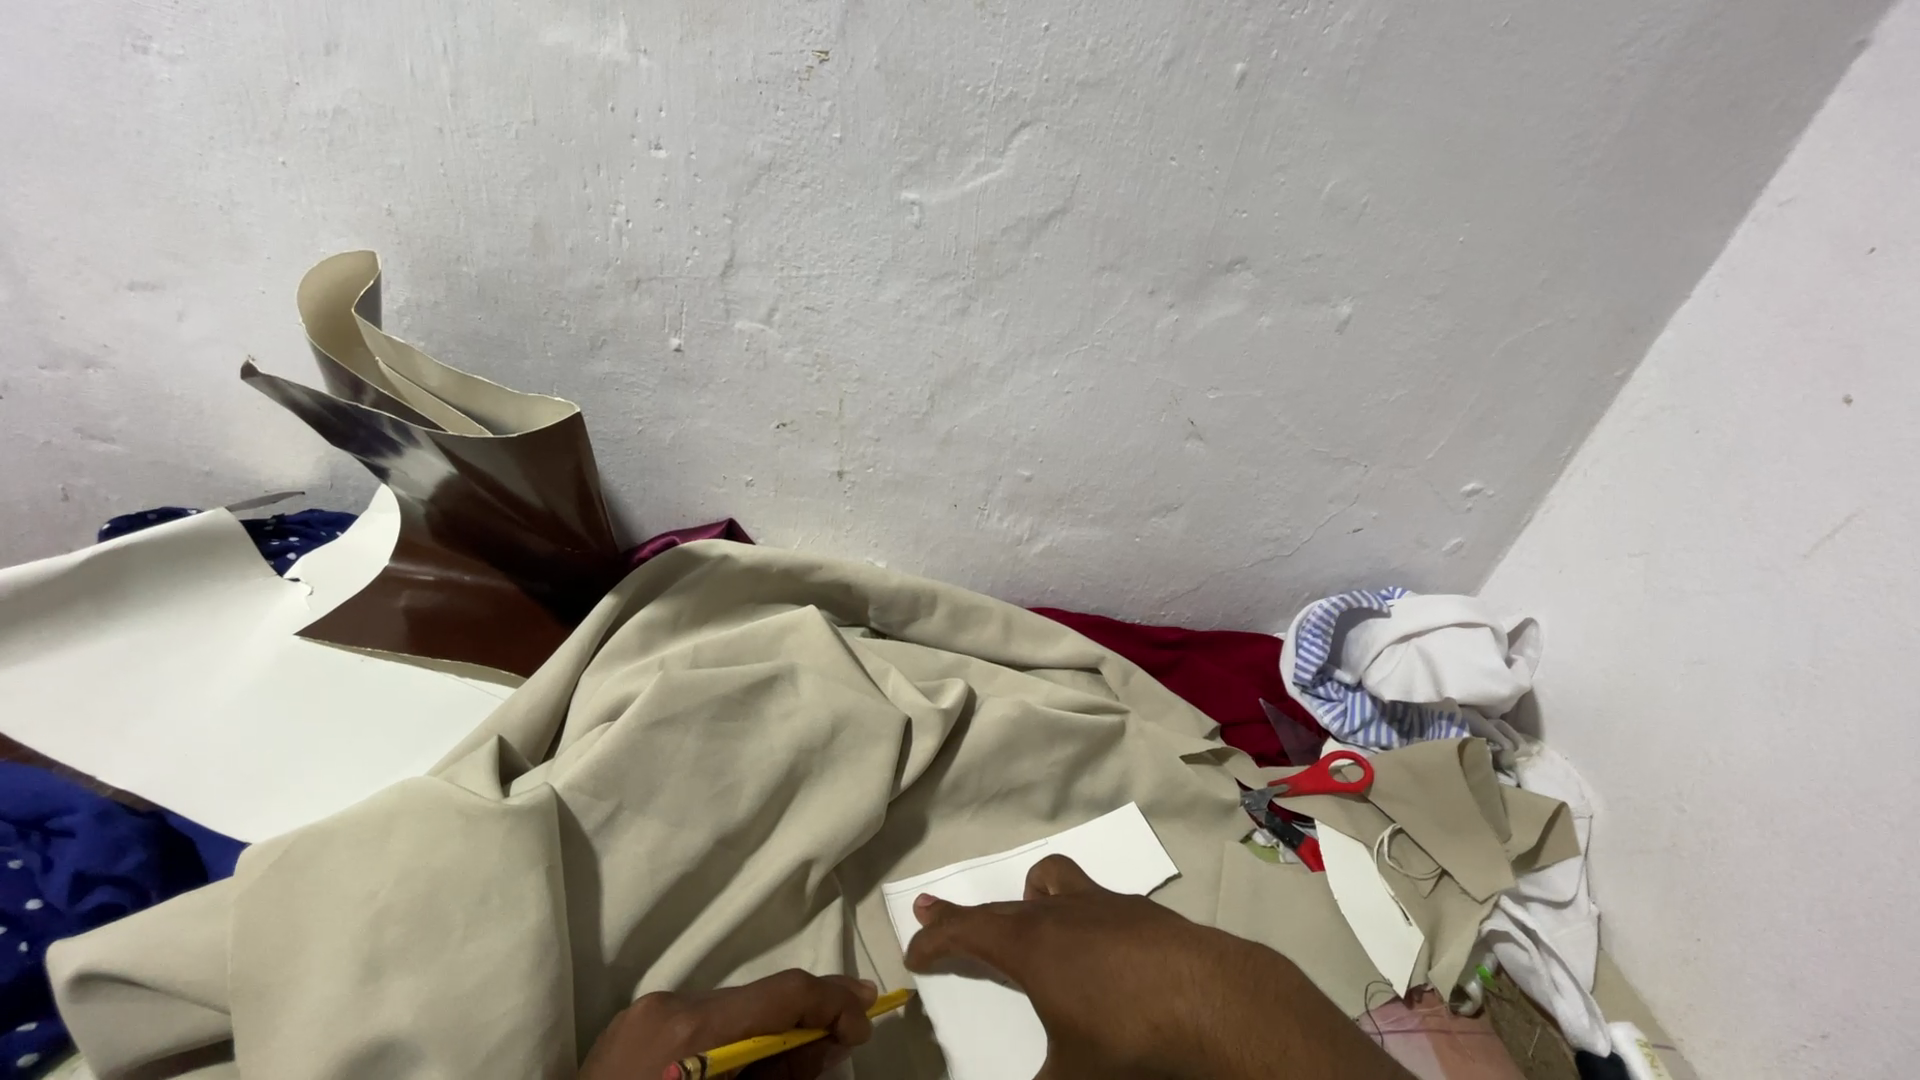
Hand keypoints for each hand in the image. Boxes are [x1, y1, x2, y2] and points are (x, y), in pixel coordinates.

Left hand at [580, 970, 877, 1079]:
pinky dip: (730, 1039)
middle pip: (757, 999)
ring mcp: (642, 1013)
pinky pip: (698, 1022)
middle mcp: (667, 1004)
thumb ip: (782, 1076)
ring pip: (728, 1010)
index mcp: (690, 1028)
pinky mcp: (629, 1027)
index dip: (832, 1001)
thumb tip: (829, 1042)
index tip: (866, 1020)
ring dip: (767, 1030)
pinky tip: (744, 1064)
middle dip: (804, 1017)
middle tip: (847, 1035)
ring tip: (795, 1056)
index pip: (781, 993)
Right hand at [904, 854, 1410, 1079]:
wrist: (1212, 1000)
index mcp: (1031, 947)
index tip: (914, 947)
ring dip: (1031, 896)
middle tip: (937, 913)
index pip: (968, 932)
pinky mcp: (1143, 911)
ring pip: (1053, 881)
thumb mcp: (1072, 1076)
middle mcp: (1060, 914)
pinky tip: (1100, 945)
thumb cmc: (1128, 1037)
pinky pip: (1095, 899)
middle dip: (965, 913)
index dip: (936, 938)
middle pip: (1000, 904)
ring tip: (1030, 911)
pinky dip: (1080, 913)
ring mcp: (1105, 905)